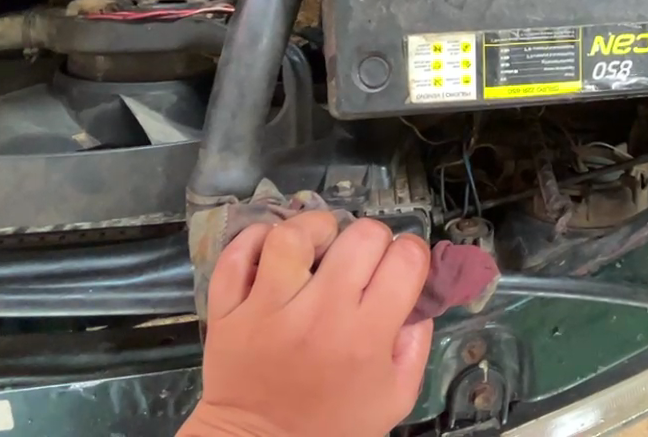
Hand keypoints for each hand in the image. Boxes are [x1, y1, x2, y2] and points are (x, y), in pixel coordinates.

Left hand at [178, 212, 433, 436]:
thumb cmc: (333, 426)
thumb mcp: (395, 397)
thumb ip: (417, 341)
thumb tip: (419, 291)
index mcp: (366, 336)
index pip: (407, 257)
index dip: (411, 253)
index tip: (400, 267)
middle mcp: (320, 314)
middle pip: (361, 235)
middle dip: (372, 240)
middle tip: (361, 263)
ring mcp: (268, 310)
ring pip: (294, 234)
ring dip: (313, 231)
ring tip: (316, 250)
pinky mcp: (228, 311)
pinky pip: (237, 255)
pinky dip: (254, 240)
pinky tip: (272, 253)